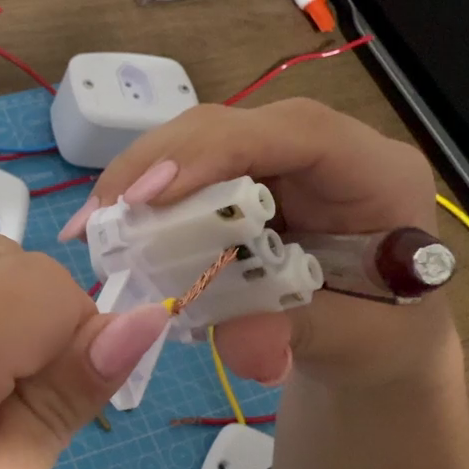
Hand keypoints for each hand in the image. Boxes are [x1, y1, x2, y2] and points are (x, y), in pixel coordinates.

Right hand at [57, 98, 451, 389]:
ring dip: (136, 178)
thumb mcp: (347, 342)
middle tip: (99, 216)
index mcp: (374, 173)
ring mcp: (275, 157)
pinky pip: (183, 167)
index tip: (149, 196)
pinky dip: (141, 194)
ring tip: (91, 225)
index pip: (296, 133)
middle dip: (157, 163)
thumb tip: (238, 344)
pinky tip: (107, 223)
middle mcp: (321, 149)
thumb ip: (292, 333)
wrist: (373, 337)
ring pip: (195, 139)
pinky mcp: (240, 175)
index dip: (217, 151)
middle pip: (229, 125)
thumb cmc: (377, 335)